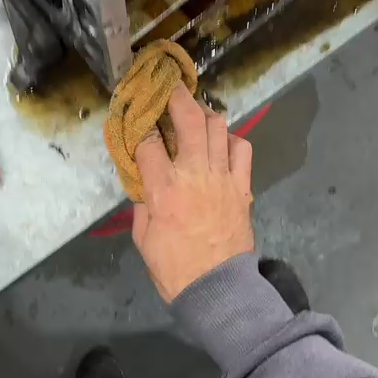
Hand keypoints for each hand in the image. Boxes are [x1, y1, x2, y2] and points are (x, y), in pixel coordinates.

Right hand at [131, 88, 254, 301]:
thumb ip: (143, 206)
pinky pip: (242, 150)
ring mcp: (223, 178)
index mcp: (164, 190)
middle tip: (168, 88)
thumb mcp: (144, 239)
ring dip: (205, 114)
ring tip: (196, 112)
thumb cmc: (174, 270)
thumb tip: (146, 186)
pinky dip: (231, 139)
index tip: (134, 118)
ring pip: (218, 127)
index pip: (148, 143)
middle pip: (189, 119)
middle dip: (176, 97)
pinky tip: (222, 142)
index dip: (138, 127)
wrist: (216, 289)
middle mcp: (195, 175)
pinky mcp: (242, 188)